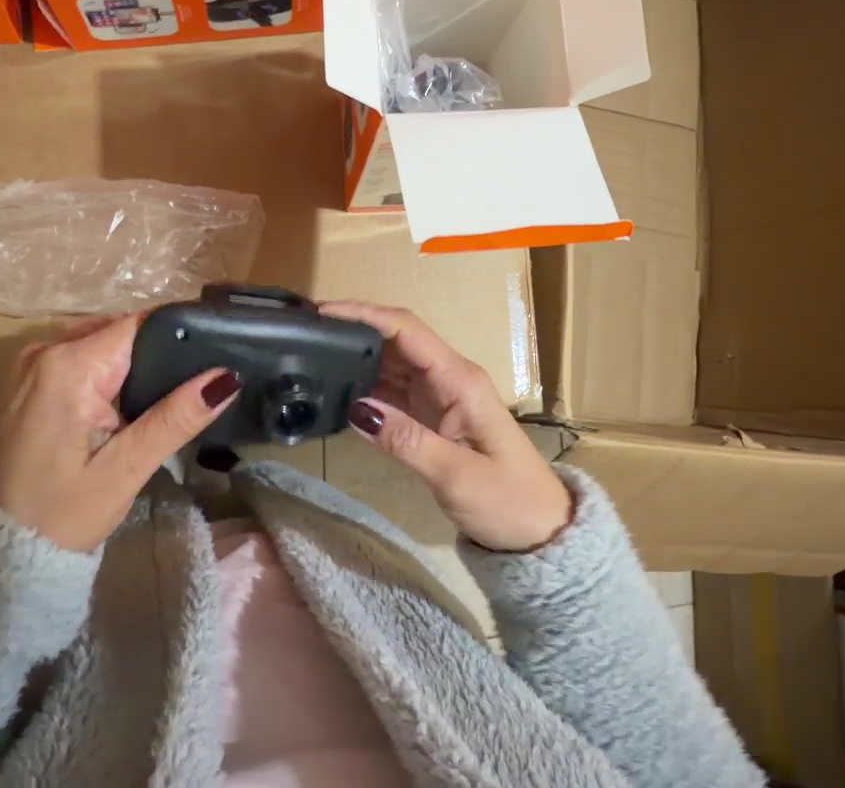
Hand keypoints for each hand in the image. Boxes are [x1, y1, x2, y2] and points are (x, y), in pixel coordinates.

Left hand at [0, 315, 240, 551]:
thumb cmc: (60, 514)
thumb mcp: (124, 470)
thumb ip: (174, 419)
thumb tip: (226, 378)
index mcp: (68, 366)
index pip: (139, 325)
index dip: (178, 337)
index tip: (212, 355)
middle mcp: (44, 350)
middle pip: (120, 330)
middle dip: (157, 353)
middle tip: (192, 388)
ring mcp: (30, 363)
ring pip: (101, 342)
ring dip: (131, 364)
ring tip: (165, 398)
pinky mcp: (26, 381)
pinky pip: (79, 357)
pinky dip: (107, 372)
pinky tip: (125, 404)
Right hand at [322, 301, 572, 551]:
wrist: (540, 531)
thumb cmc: (507, 501)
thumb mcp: (456, 475)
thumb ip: (406, 441)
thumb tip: (356, 408)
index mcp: (460, 380)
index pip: (407, 330)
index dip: (364, 314)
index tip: (322, 312)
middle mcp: (449, 379)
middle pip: (396, 340)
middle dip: (353, 331)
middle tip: (304, 334)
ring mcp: (440, 398)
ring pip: (392, 364)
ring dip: (356, 357)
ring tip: (311, 355)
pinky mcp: (433, 419)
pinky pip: (394, 392)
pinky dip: (366, 387)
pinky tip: (338, 390)